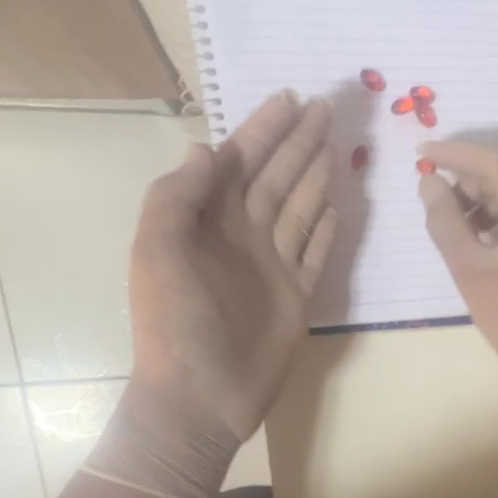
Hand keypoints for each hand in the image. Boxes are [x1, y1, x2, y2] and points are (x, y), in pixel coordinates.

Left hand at [82, 92, 336, 497]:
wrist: (201, 399)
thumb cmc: (174, 327)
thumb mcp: (158, 253)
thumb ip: (179, 198)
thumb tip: (211, 149)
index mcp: (206, 221)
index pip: (240, 161)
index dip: (263, 129)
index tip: (290, 98)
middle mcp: (243, 236)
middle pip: (277, 177)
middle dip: (299, 142)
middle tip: (328, 108)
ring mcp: (273, 267)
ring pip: (301, 208)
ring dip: (317, 175)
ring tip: (338, 144)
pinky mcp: (297, 298)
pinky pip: (316, 253)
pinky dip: (327, 228)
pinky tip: (338, 204)